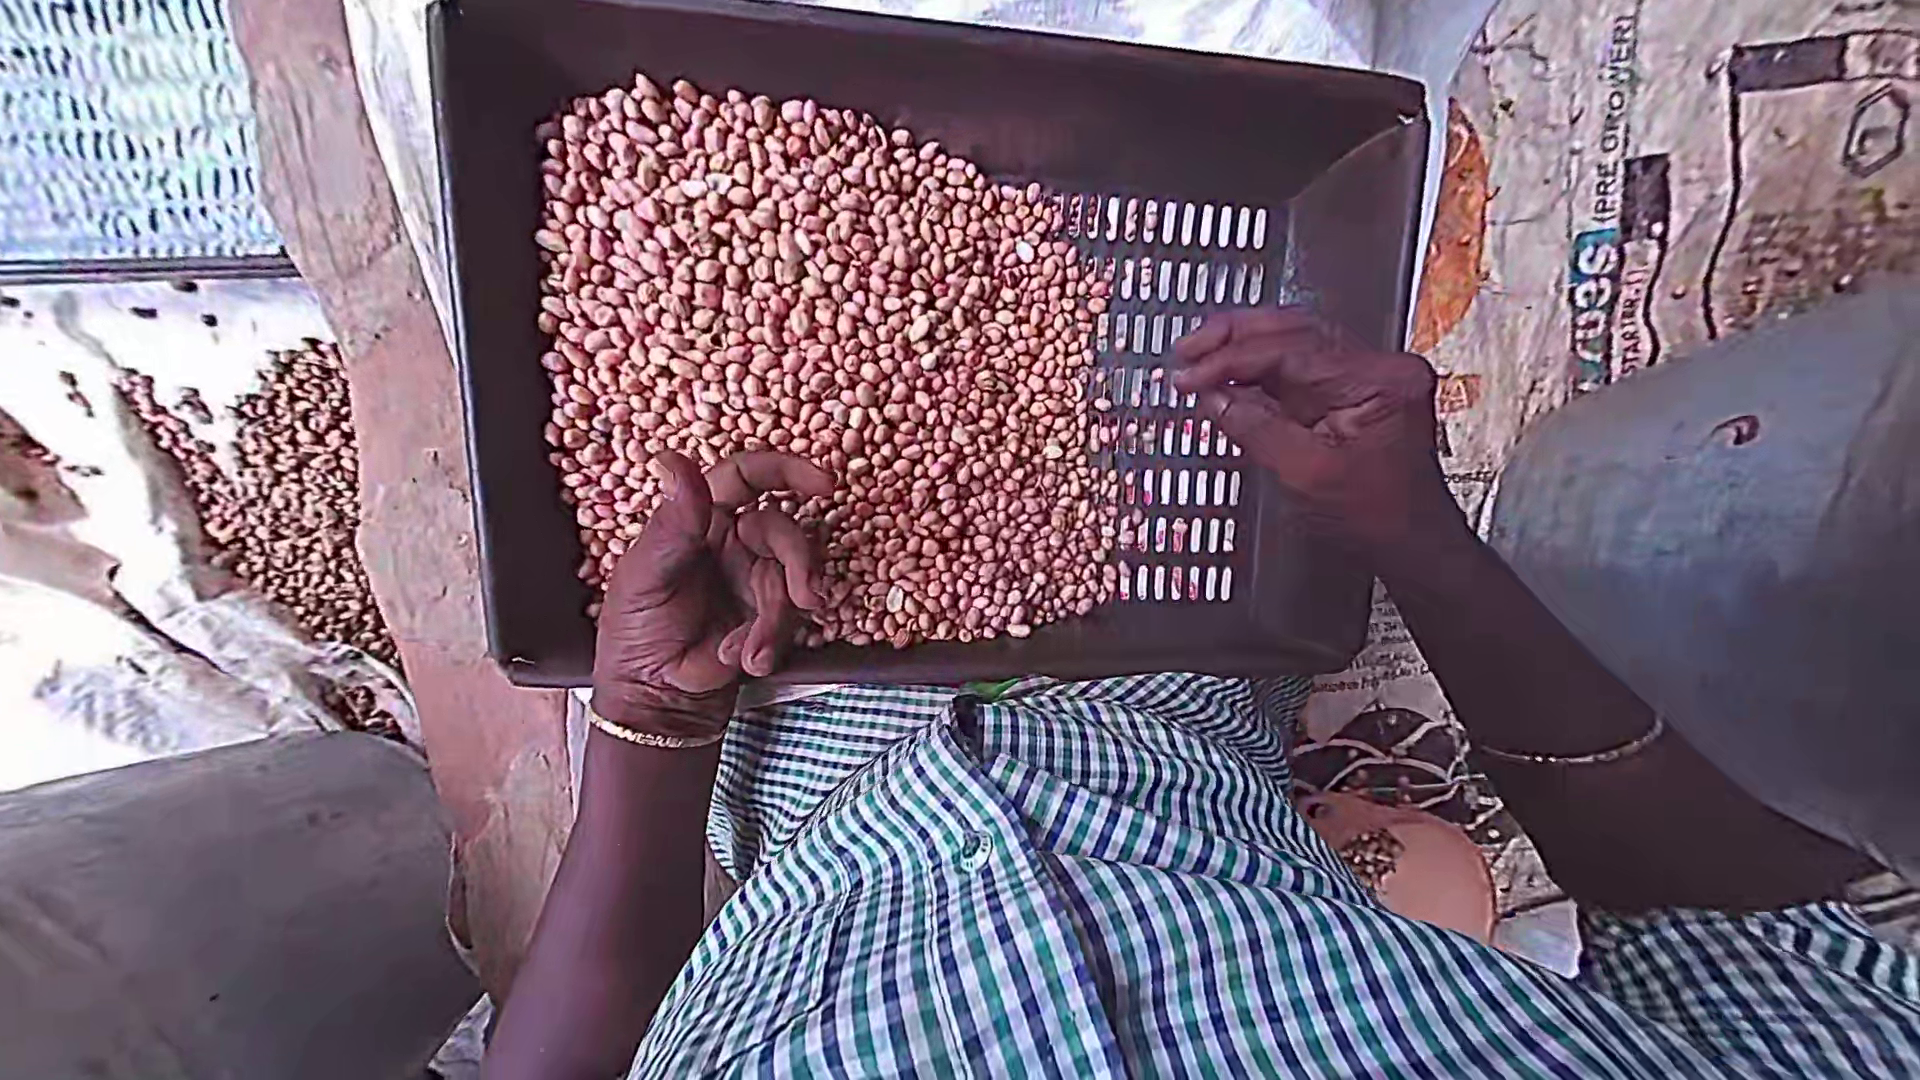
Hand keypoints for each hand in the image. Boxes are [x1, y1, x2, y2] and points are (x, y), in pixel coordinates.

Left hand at [590, 451, 833, 738]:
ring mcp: (757, 577)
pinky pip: (790, 616)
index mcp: (703, 518)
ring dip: (780, 615)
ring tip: (755, 650)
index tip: (825, 483)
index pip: (748, 476)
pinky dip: (771, 639)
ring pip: (796, 577)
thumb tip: (674, 459)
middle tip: (806, 596)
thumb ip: (672, 523)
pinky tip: (748, 660)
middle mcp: (737, 541)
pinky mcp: (771, 614)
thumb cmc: (636, 629)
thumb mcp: (645, 575)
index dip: (787, 470)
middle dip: (799, 562)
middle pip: (785, 530)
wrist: (654, 695)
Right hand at [1171, 308, 1463, 560]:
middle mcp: (1374, 367)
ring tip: (1197, 355)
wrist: (1408, 540)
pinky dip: (1254, 371)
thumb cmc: (1371, 515)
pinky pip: (1293, 370)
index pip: (1290, 351)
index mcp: (1375, 381)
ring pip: (1291, 342)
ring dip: (1240, 347)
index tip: (1190, 375)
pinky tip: (1225, 376)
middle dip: (1233, 336)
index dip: (1230, 360)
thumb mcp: (1304, 473)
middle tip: (1188, 348)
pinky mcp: (1343, 393)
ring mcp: (1360, 377)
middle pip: (1293, 330)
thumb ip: (1254, 428)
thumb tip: (1211, 398)